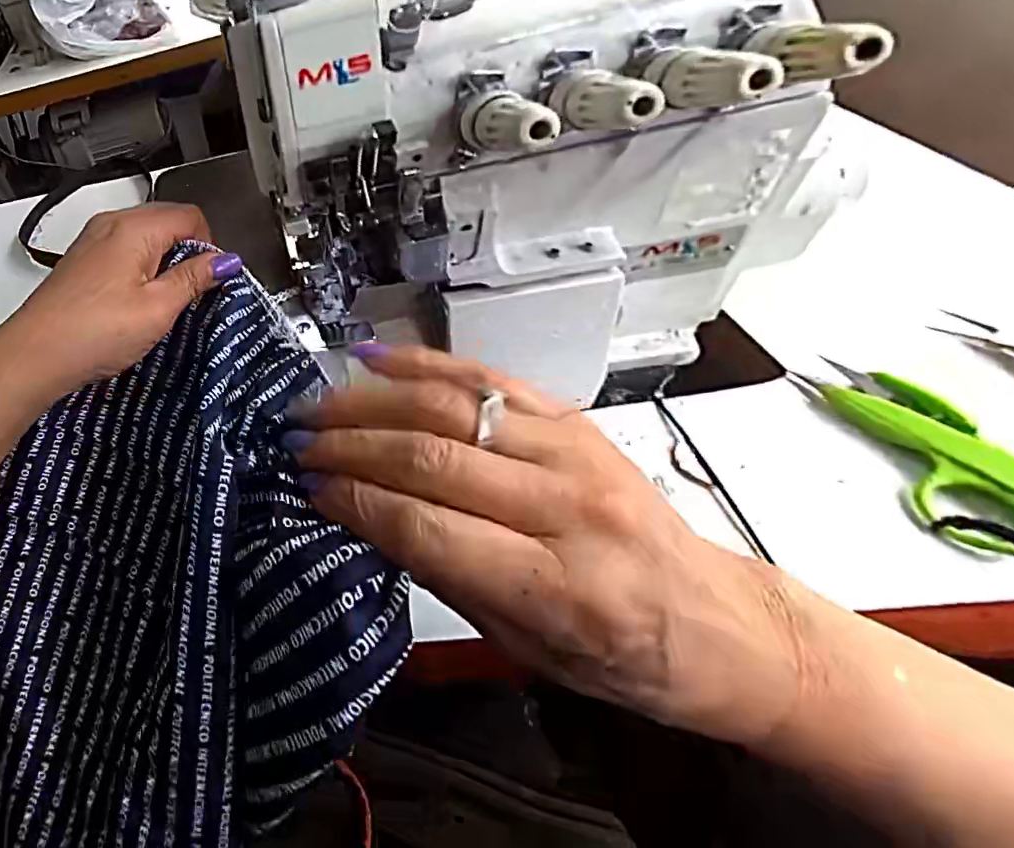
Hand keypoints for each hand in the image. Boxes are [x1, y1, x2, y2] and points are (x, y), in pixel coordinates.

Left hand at [0, 204, 237, 465]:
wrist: (32, 358)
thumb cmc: (91, 334)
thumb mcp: (158, 308)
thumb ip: (194, 279)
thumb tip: (225, 261)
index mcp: (134, 227)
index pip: (191, 216)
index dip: (210, 247)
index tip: (212, 281)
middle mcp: (111, 224)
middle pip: (169, 222)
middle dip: (188, 254)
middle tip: (190, 295)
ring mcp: (94, 240)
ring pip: (147, 238)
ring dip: (164, 264)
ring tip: (161, 304)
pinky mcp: (84, 260)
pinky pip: (125, 252)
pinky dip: (141, 270)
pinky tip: (136, 304)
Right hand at [286, 345, 813, 745]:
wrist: (715, 617)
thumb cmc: (621, 655)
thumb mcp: (523, 648)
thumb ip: (442, 572)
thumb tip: (363, 512)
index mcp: (558, 586)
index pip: (429, 527)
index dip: (357, 503)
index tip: (310, 488)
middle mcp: (568, 506)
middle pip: (432, 455)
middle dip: (350, 445)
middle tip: (298, 440)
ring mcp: (573, 449)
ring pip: (450, 405)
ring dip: (372, 401)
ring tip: (321, 404)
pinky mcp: (573, 417)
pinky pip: (486, 376)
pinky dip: (423, 363)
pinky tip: (376, 358)